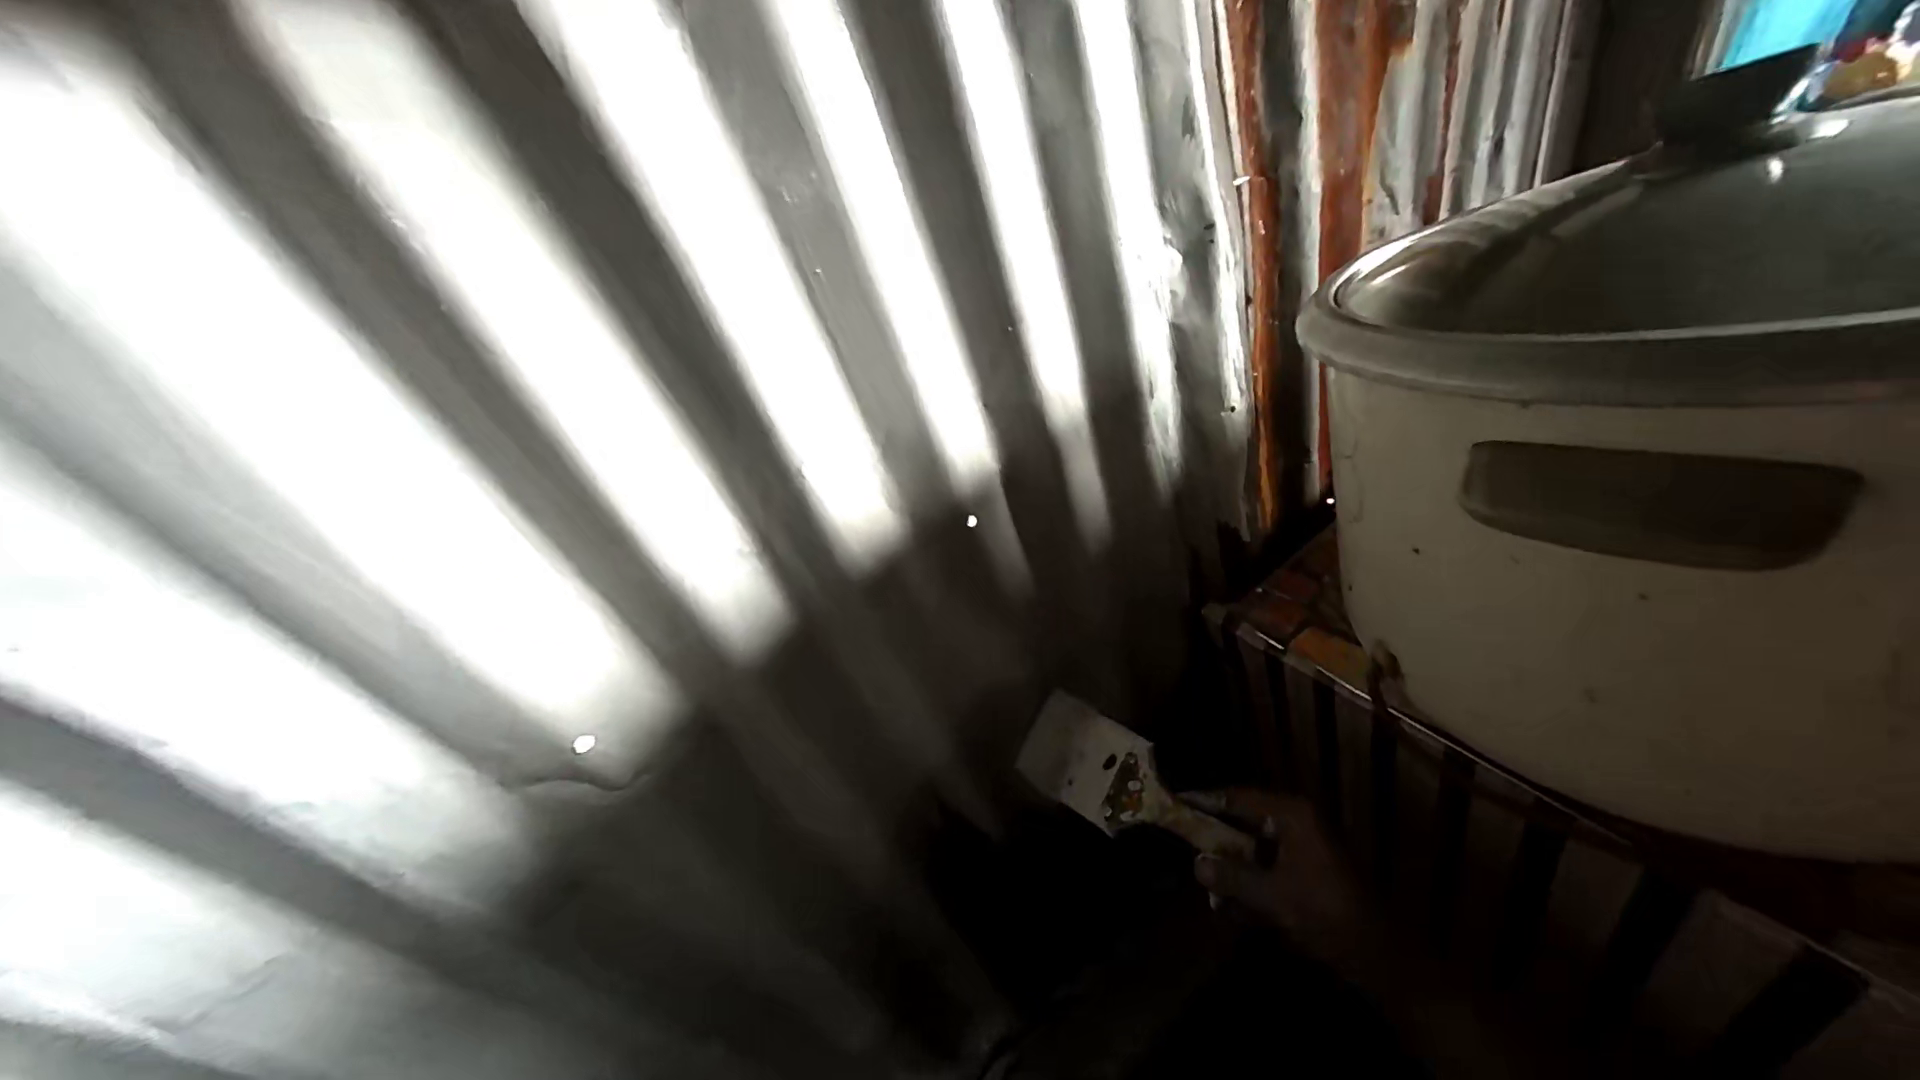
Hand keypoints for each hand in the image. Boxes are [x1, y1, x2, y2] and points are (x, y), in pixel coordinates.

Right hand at [1184, 788, 1372, 965]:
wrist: (1382, 959)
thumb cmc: (1329, 915)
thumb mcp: (1274, 896)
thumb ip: (1232, 877)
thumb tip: (1196, 865)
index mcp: (1292, 816)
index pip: (1237, 797)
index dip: (1204, 801)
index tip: (1175, 802)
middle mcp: (1296, 824)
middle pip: (1242, 822)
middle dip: (1216, 843)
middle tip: (1187, 850)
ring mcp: (1303, 850)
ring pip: (1253, 850)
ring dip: (1231, 870)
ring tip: (1211, 893)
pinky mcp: (1306, 875)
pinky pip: (1267, 871)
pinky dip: (1250, 886)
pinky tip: (1233, 911)